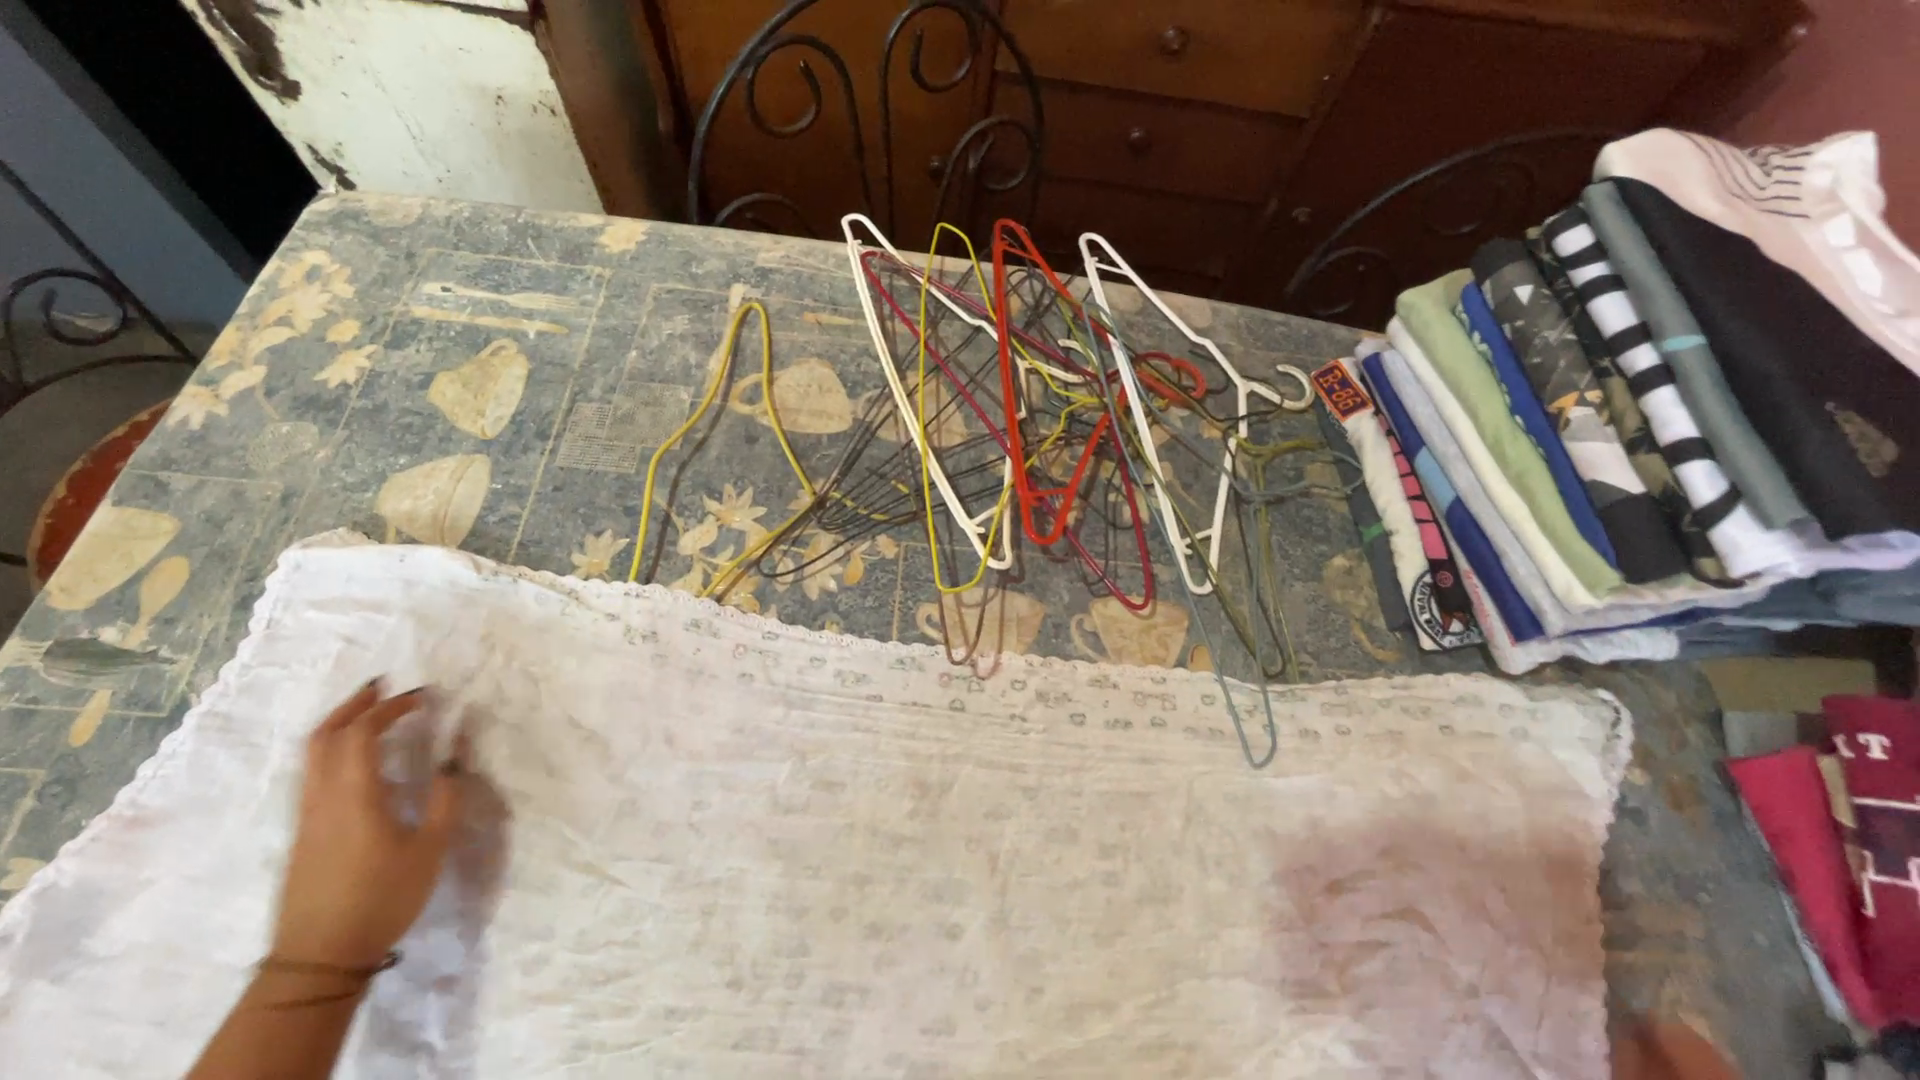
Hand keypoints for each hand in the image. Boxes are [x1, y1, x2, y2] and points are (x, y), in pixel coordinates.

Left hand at [270, 680, 467, 968]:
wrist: (320, 955)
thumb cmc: (383, 898)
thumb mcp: (430, 848)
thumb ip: (446, 796)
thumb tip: (457, 751)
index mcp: (355, 795)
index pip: (363, 733)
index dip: (392, 707)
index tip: (424, 697)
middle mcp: (322, 796)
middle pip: (326, 734)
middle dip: (356, 704)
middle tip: (386, 687)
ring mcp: (306, 814)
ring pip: (311, 754)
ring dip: (339, 723)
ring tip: (370, 712)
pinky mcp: (303, 831)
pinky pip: (312, 772)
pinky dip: (333, 748)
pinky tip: (357, 759)